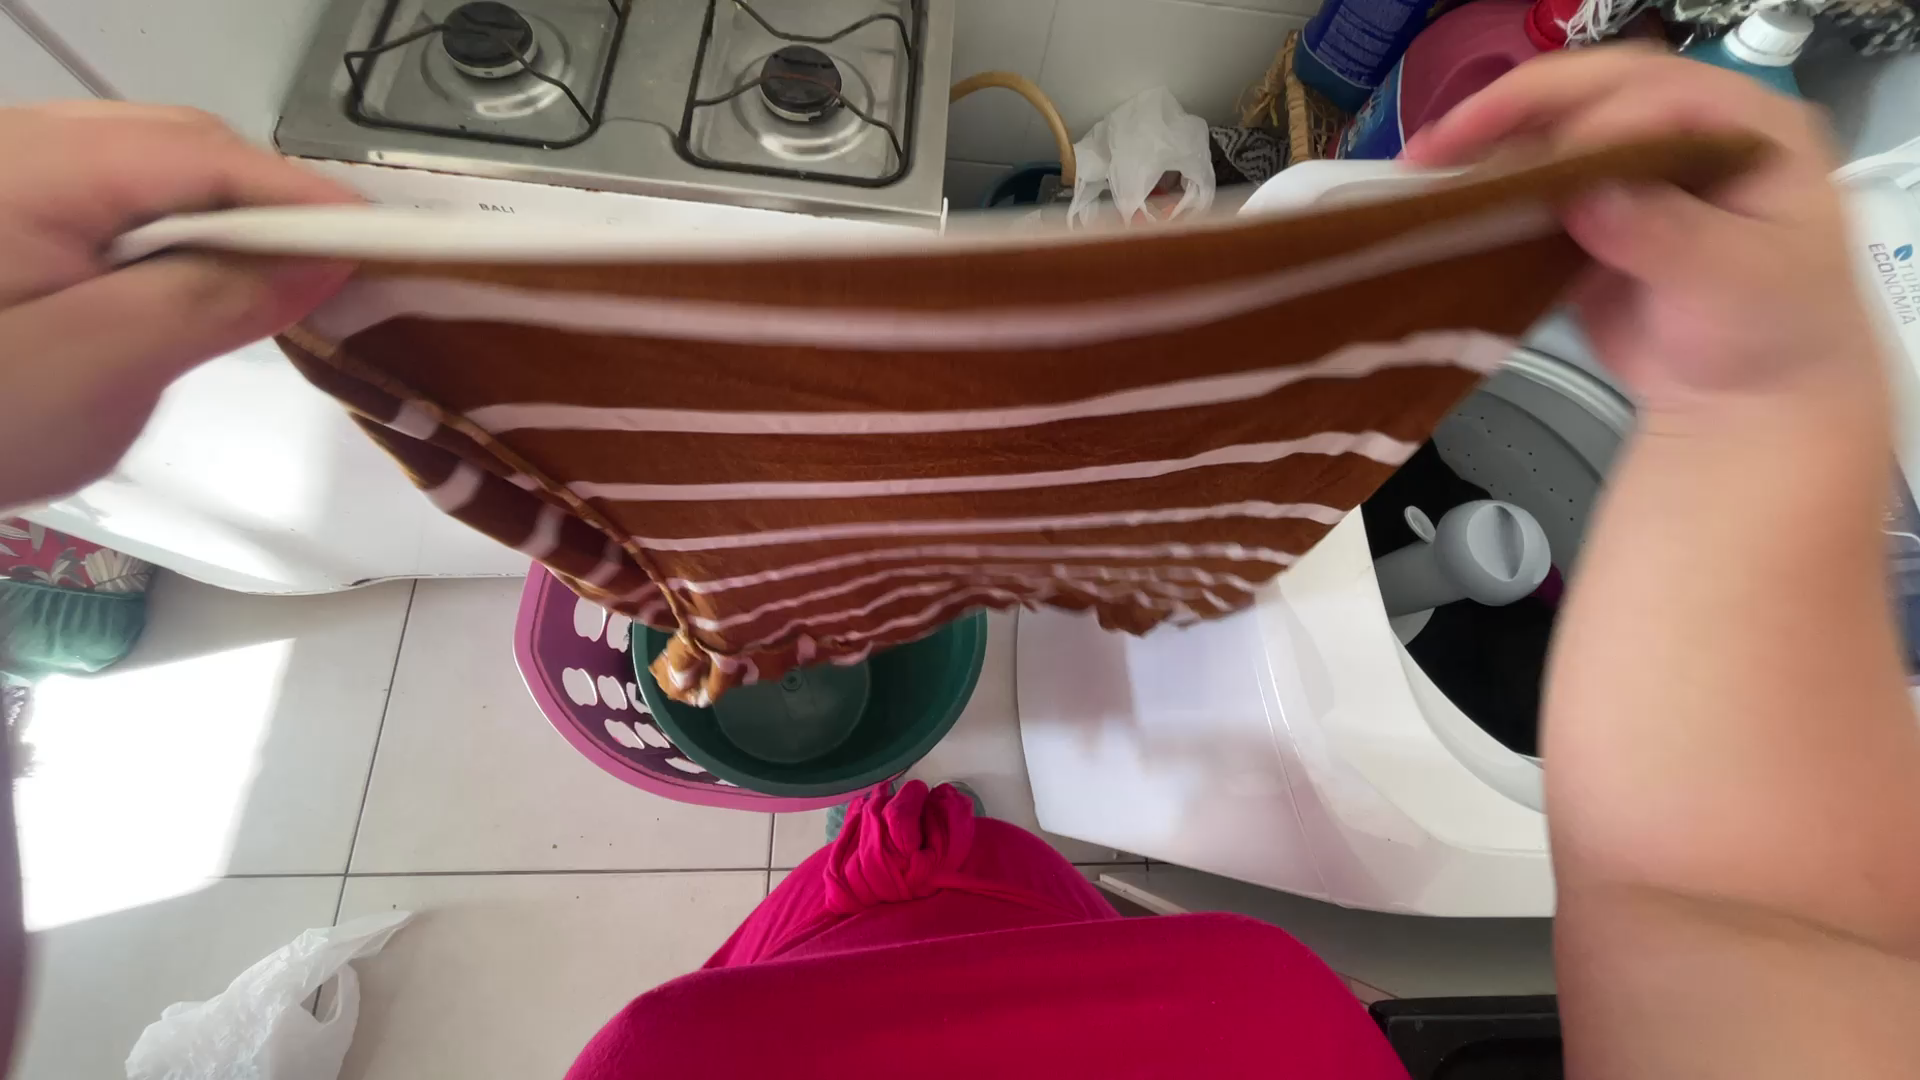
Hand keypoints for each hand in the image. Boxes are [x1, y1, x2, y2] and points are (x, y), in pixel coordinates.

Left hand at [0, 102, 356, 508]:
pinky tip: (215, 273)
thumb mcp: (98, 369)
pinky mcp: (4, 212)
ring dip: (241, 212)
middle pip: (177, 141)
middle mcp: (3, 151)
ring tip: (292, 275)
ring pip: (153, 161)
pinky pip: (123, 190)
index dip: (308, 194)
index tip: (393, 245)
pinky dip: (195, 224)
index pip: (198, 155)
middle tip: (348, 267)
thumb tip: (325, 260)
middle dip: (279, 197)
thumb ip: (214, 301)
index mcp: (16, 176)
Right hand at [1404, 46, 1881, 420]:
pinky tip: (1445, 207)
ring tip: (1419, 173)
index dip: (1574, 119)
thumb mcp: (1733, 278)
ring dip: (1481, 150)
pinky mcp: (1585, 222)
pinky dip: (1484, 196)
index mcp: (1740, 131)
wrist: (1738, 388)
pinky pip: (1530, 192)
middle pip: (1586, 98)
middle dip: (1505, 112)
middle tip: (1431, 149)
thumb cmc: (1764, 329)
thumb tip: (1588, 194)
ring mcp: (1628, 180)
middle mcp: (1681, 139)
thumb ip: (1667, 232)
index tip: (1513, 165)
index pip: (1648, 93)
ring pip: (1549, 140)